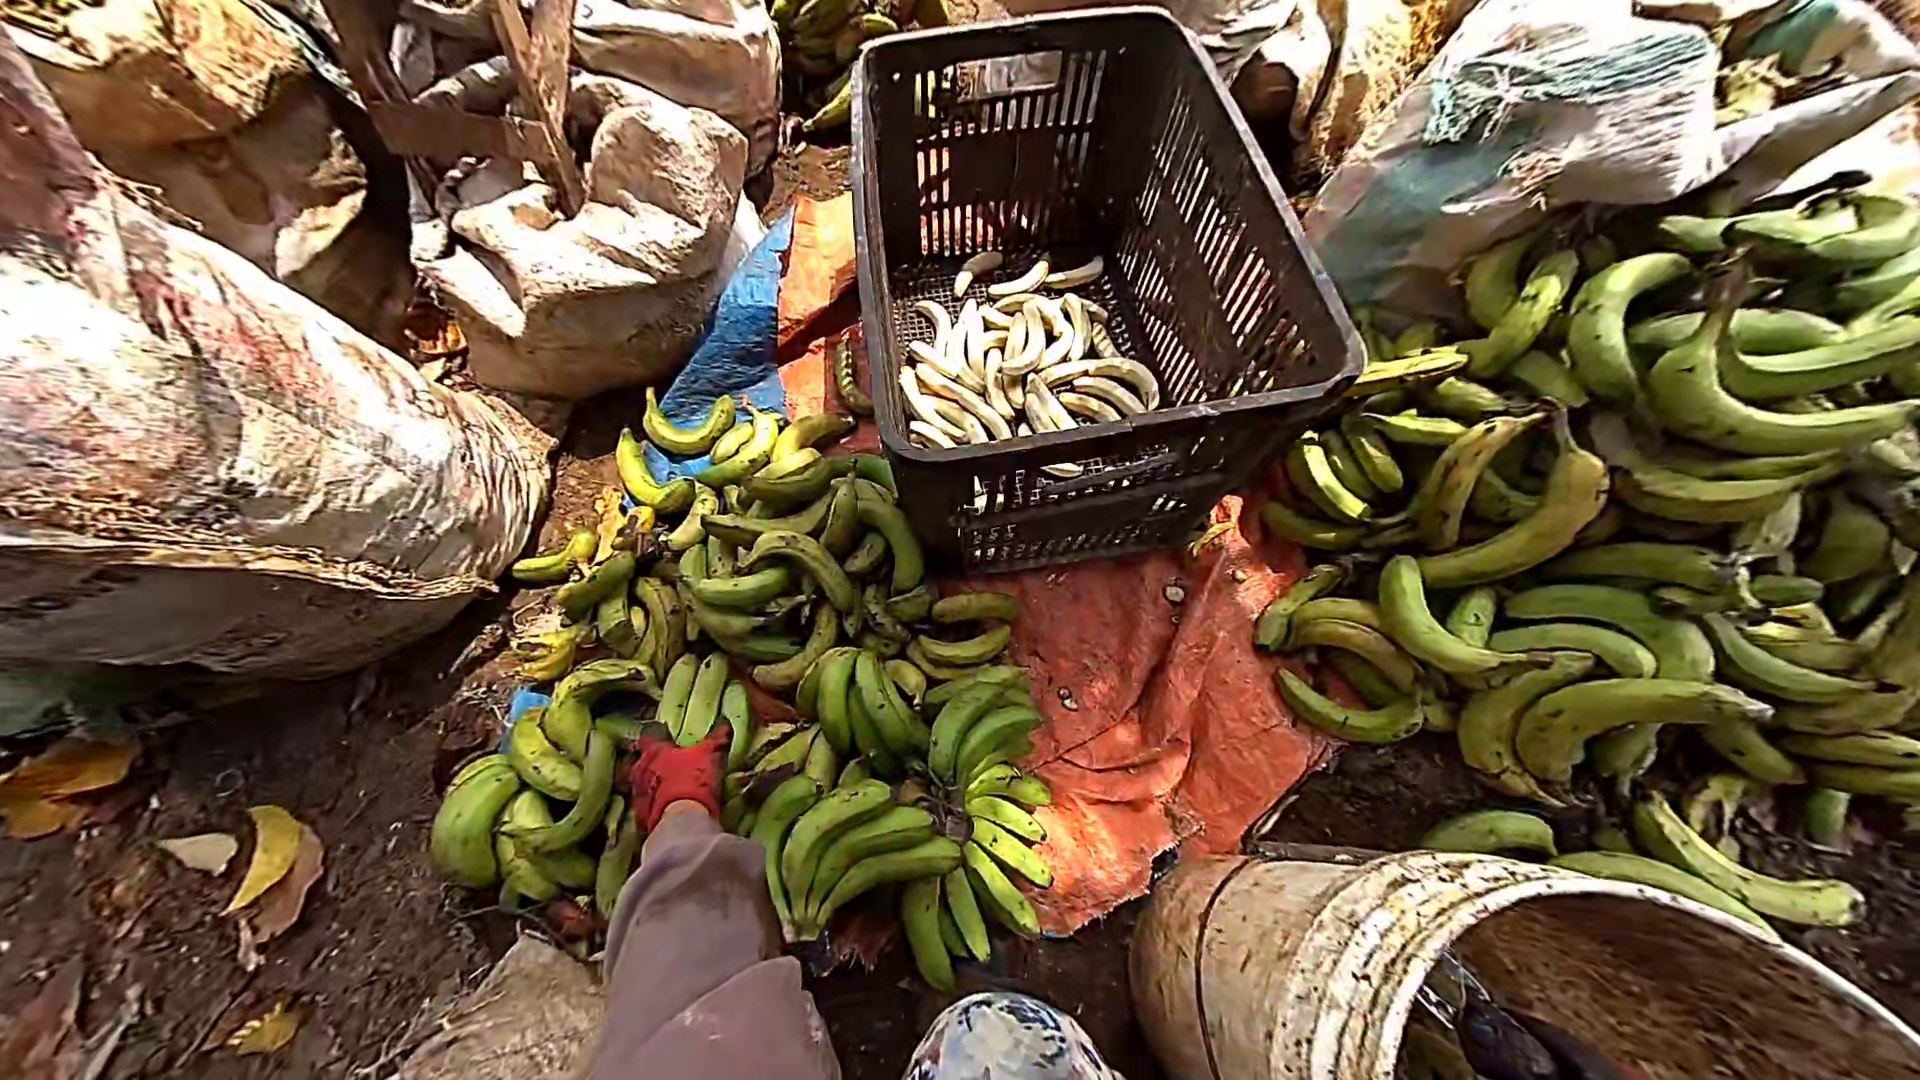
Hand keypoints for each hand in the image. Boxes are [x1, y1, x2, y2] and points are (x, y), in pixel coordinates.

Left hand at [628, 724, 729, 831]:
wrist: (682, 822)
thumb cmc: (694, 780)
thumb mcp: (710, 754)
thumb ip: (716, 737)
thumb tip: (724, 721)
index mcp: (654, 752)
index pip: (650, 735)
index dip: (657, 732)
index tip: (664, 730)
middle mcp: (640, 771)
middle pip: (640, 761)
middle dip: (650, 760)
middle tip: (664, 759)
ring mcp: (638, 796)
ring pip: (641, 783)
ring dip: (650, 783)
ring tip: (665, 784)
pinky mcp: (641, 818)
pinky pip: (645, 805)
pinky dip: (653, 803)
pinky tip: (665, 805)